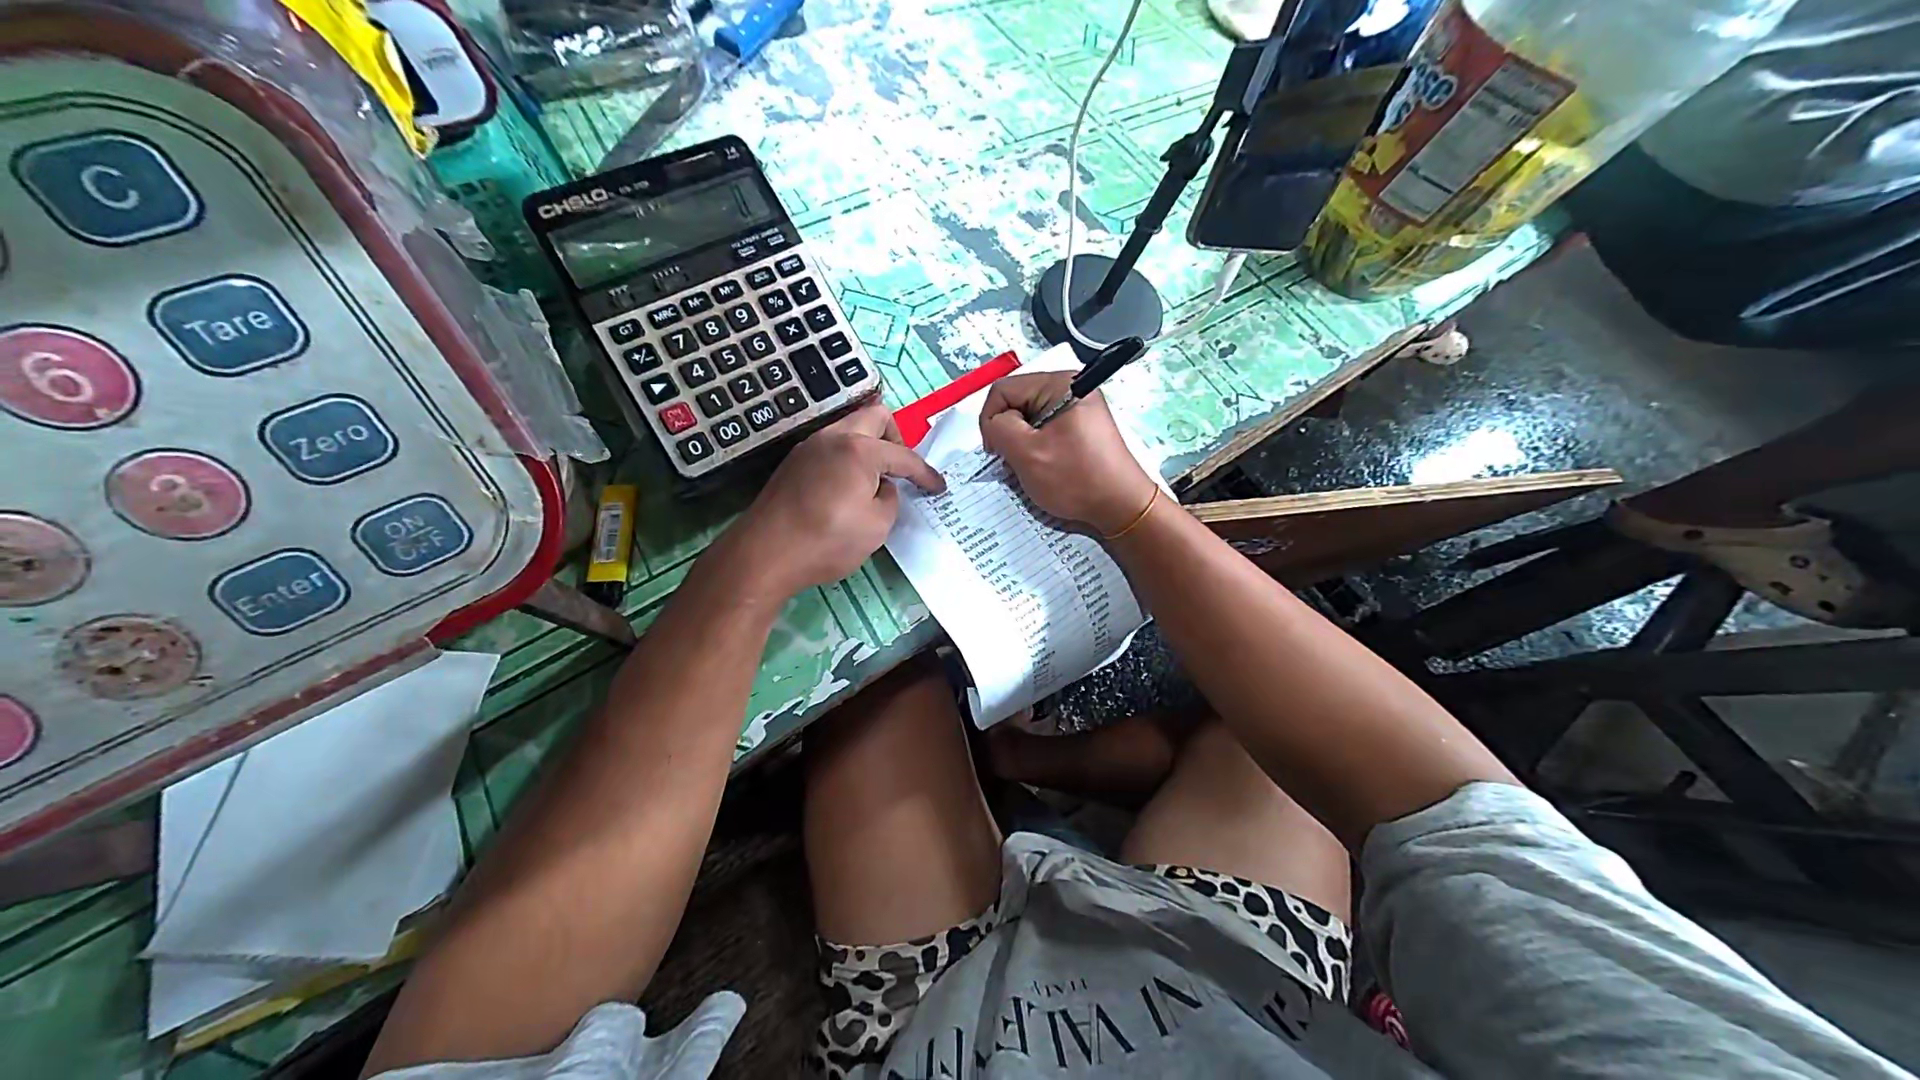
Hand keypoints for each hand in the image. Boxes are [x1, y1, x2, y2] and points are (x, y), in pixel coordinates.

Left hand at [725, 398, 944, 594]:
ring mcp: (809, 446)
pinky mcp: (794, 463)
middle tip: (902, 469)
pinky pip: (832, 446)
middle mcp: (833, 437)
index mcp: (859, 449)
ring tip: (877, 479)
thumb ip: (889, 499)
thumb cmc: (827, 541)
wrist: (765, 554)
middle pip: (875, 416)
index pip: (904, 456)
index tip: (937, 487)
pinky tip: (850, 486)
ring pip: (850, 428)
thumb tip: (882, 487)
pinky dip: (849, 457)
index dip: (925, 473)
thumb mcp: (877, 526)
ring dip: (870, 445)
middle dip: (897, 438)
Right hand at [980, 372, 1156, 535]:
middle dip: (1009, 433)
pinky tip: (1045, 468)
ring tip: (1035, 467)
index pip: (1002, 390)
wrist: (1121, 506)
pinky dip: (1036, 449)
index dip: (991, 421)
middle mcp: (1069, 388)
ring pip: (1027, 419)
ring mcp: (1076, 408)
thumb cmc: (1078, 480)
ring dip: (1022, 445)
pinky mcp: (1080, 427)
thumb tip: (993, 423)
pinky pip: (1044, 430)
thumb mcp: (1026, 453)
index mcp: (1059, 384)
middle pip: (1015, 402)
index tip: (997, 451)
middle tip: (1017, 462)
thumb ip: (999, 429)